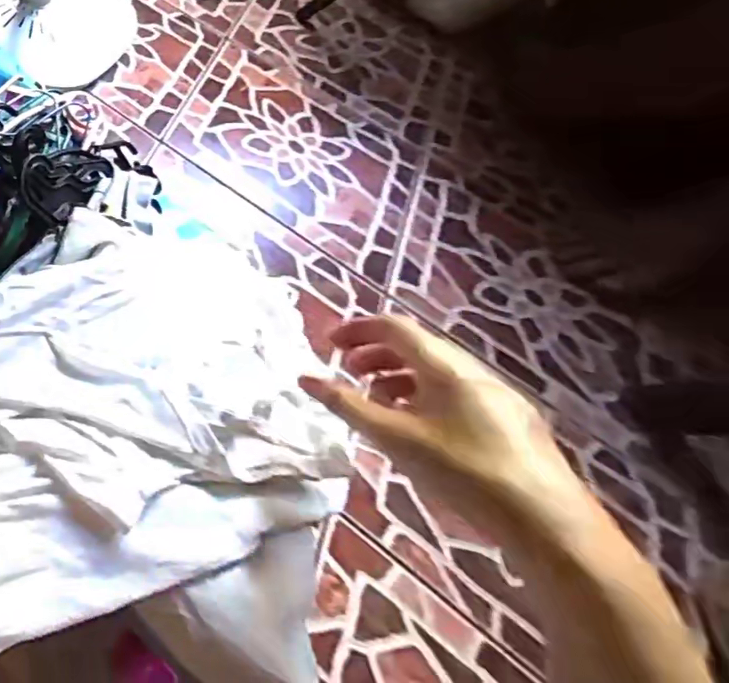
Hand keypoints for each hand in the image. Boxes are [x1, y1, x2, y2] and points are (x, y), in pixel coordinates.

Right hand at [300, 315, 590, 544]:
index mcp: (449, 370)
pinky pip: (459, 394)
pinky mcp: (516, 427)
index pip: (395, 328)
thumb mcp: (393, 438)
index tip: (328, 345)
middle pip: (418, 347)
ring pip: (439, 372)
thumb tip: (304, 378)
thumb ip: (345, 404)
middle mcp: (478, 376)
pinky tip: (416, 426)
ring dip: (398, 375)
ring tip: (375, 401)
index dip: (357, 329)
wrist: (557, 533)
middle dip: (375, 353)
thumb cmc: (466, 474)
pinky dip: (424, 395)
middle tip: (346, 372)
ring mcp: (504, 402)